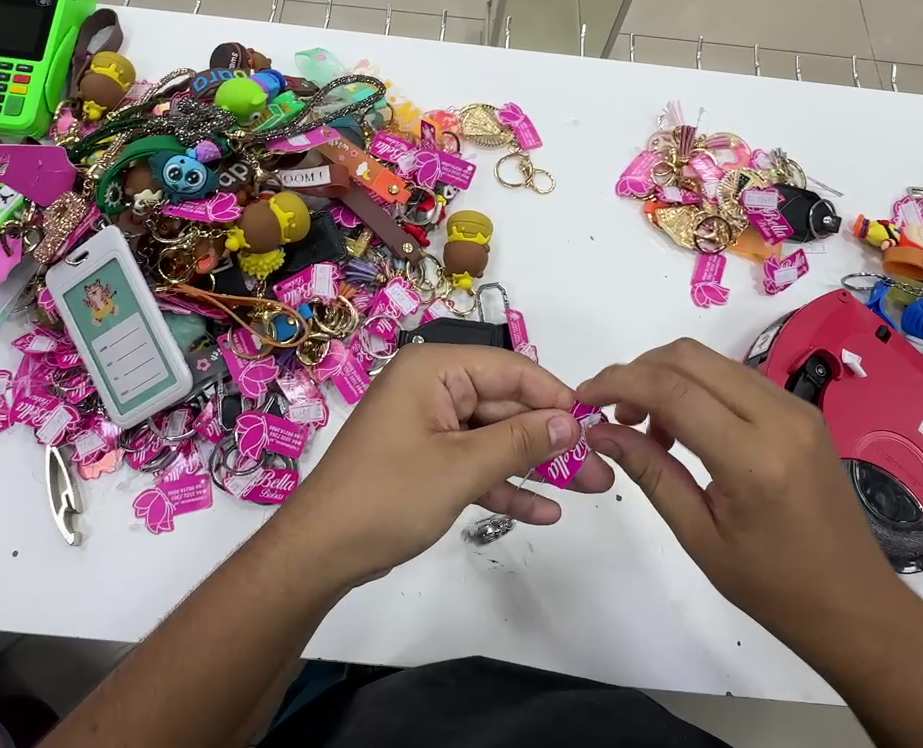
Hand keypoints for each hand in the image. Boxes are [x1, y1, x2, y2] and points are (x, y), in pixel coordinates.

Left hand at [273, 344, 613, 587]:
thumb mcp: (461, 468)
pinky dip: (504, 484)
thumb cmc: (388, 496)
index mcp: (433, 370)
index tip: (594, 424)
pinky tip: (544, 510)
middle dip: (551, 440)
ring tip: (590, 488)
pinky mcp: (426, 461)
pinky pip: (474, 464)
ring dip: (536, 465)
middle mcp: (432, 388)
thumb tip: (571, 421)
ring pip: (494, 438)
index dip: (554, 397)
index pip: (509, 370)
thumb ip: (519, 441)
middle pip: (505, 406)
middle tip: (601, 468)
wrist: (320, 552)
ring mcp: (428, 426)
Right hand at [577, 339, 896, 655]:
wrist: (856, 605)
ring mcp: (795, 408)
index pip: (671, 390)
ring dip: (664, 377)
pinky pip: (733, 377)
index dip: (618, 383)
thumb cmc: (774, 586)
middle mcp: (779, 417)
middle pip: (689, 358)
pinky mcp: (801, 411)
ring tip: (640, 424)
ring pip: (710, 361)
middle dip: (637, 372)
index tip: (584, 397)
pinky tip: (680, 426)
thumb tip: (598, 431)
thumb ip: (649, 472)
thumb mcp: (699, 536)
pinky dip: (694, 386)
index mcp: (754, 458)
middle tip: (609, 411)